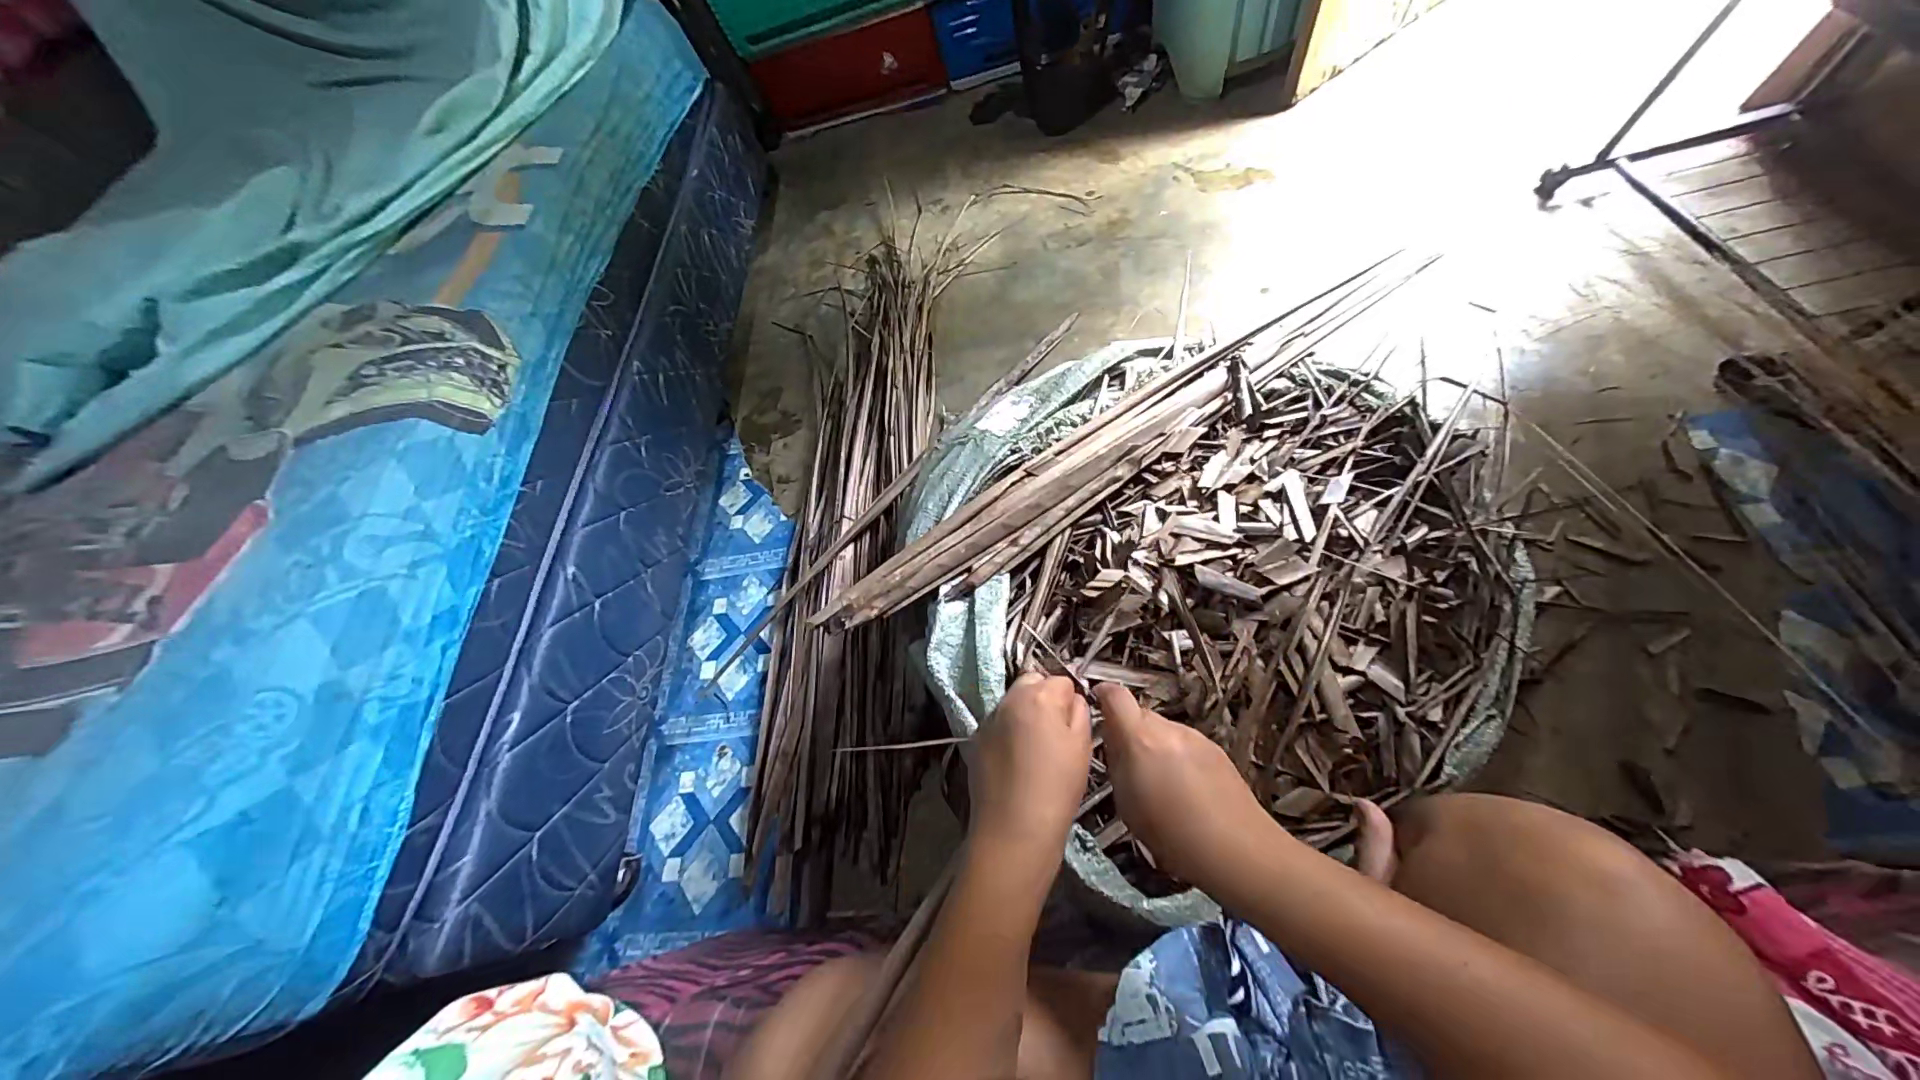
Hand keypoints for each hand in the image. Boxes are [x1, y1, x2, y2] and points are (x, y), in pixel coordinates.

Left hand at [970, 673, 1093, 855]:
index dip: (1072, 700)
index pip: (1062, 680)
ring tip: (1036, 749)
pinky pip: (999, 724)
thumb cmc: (1057, 788)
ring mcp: (989, 719)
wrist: (1013, 829)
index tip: (1075, 724)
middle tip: (1056, 732)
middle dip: (1045, 697)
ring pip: (1013, 702)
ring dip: (1025, 714)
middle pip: (1032, 681)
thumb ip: (1079, 713)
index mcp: (1039, 696)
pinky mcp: (976, 740)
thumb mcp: (1082, 748)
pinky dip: (1009, 732)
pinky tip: (1017, 761)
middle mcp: (1009, 700)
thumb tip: (1072, 701)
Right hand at [1094, 683, 1291, 891]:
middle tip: (1127, 762)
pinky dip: (1177, 756)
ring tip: (1158, 783)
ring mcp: (1195, 737)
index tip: (1097, 704)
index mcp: (1140, 739)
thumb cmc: (1174, 835)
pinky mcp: (1216, 750)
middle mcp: (1168, 729)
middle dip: (1129, 730)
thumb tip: (1113, 743)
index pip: (1115, 695)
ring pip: (1163, 730)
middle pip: (1140, 714)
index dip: (1103, 695)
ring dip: (1154, 746)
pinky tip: (1184, 789)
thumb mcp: (1127, 804)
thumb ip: (1116, 764)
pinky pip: (1184, 743)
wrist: (1237, 849)